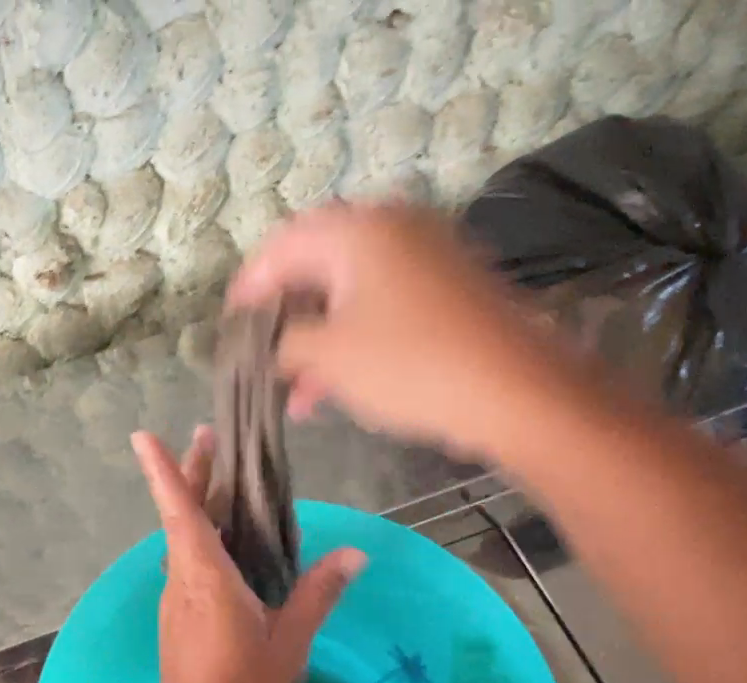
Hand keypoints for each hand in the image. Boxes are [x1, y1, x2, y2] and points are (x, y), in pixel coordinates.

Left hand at [131, 428, 365, 682]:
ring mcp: (174, 599)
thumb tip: (356, 554)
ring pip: (182, 540)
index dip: (164, 470)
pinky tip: (228, 547)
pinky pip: (188, 565)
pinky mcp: (177, 618)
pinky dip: (203, 541)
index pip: (180, 510)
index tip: (143, 436)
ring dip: (198, 507)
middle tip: (207, 437)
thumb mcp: (290, 640)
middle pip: (181, 516)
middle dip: (192, 474)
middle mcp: (182, 579)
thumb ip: (319, 593)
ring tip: (224, 482)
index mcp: (205, 575)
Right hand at [228, 202, 560, 459]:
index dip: (249, 287)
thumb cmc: (411, 366)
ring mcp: (428, 252)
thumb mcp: (329, 357)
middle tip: (265, 358)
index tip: (230, 326)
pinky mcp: (452, 284)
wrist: (516, 390)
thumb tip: (274, 342)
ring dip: (320, 337)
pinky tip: (342, 383)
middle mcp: (393, 224)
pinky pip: (386, 302)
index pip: (281, 244)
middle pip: (318, 264)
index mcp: (357, 228)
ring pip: (352, 290)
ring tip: (300, 394)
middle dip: (287, 317)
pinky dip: (357, 336)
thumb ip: (285, 342)